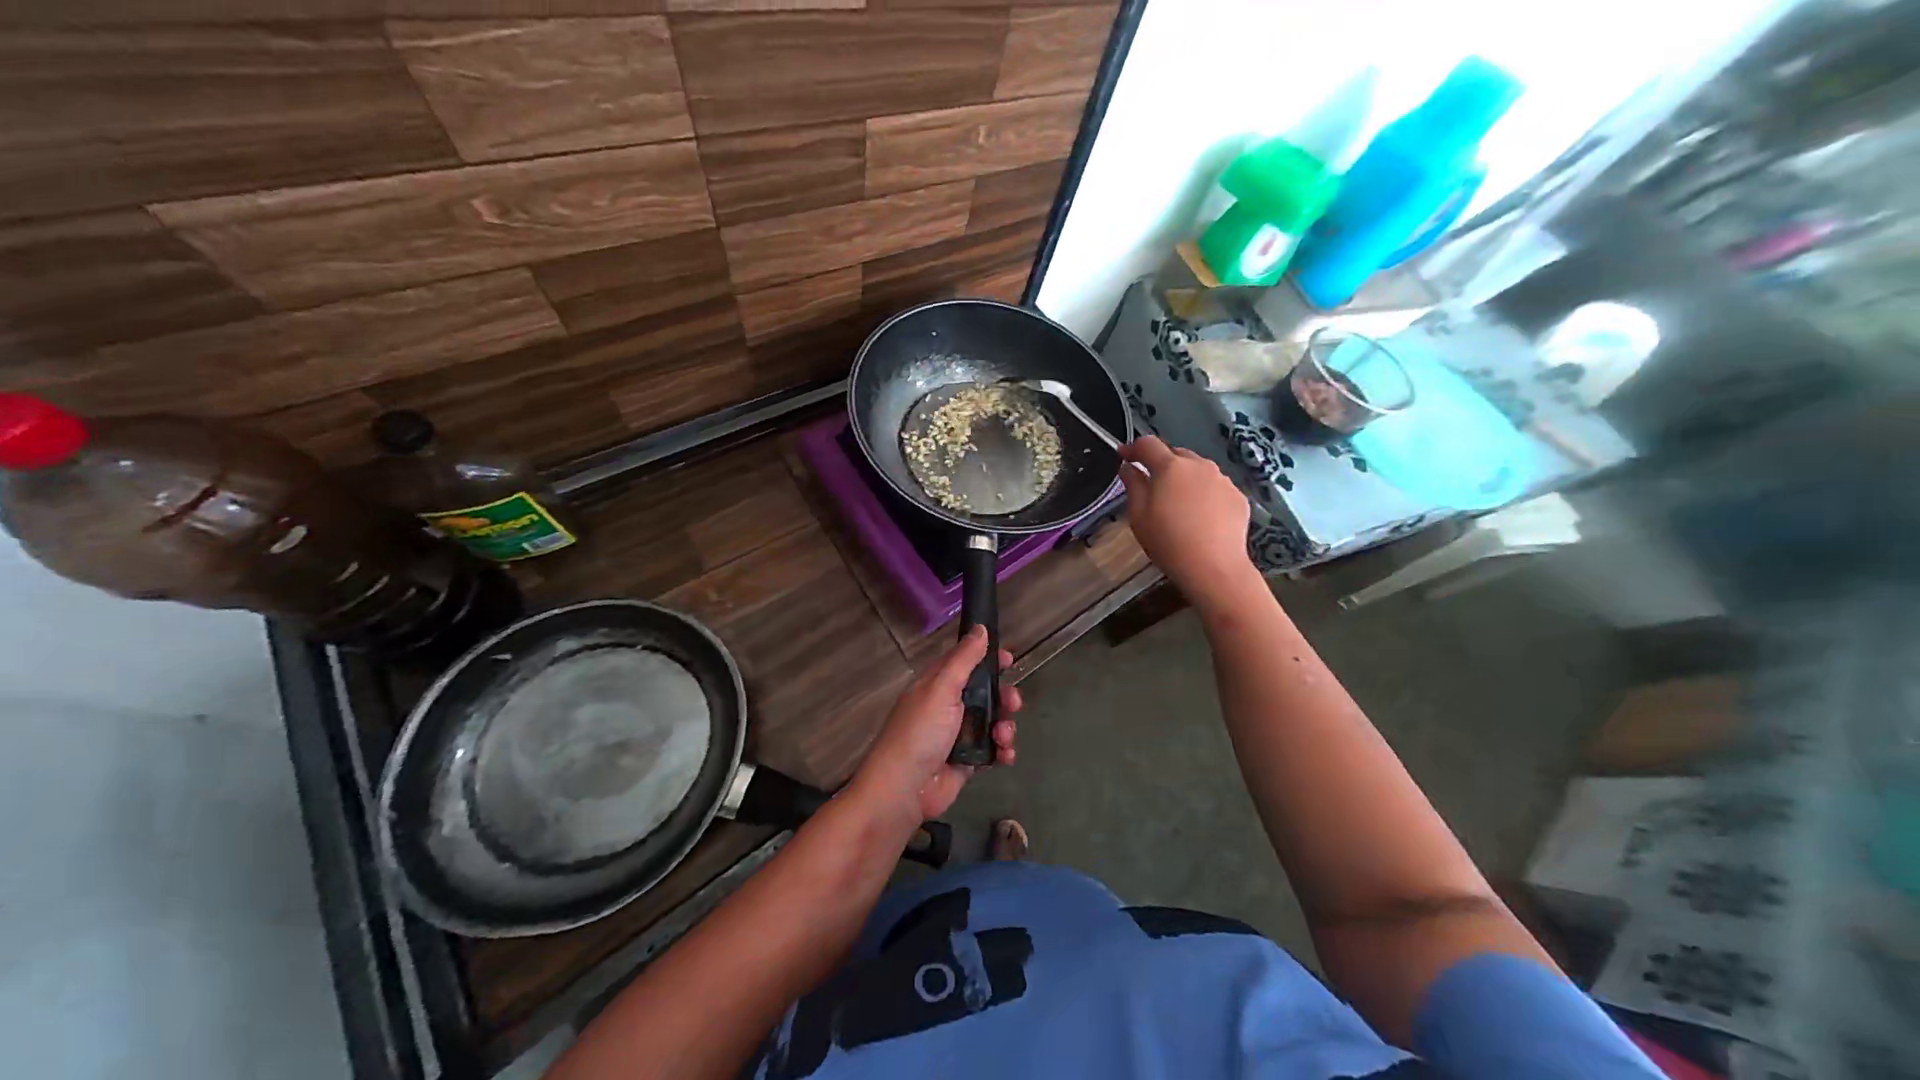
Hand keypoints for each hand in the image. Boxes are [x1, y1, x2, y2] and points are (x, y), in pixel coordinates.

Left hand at [848, 626, 1020, 823]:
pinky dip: (1003, 750)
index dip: (988, 658)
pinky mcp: (967, 760)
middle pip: (985, 693)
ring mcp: (958, 735)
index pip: (965, 662)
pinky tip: (1005, 755)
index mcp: (936, 684)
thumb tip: (980, 628)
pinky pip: (993, 749)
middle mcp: (948, 706)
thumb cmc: (920, 732)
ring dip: (1006, 726)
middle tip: (1012, 703)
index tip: (1009, 659)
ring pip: (993, 721)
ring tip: (1003, 737)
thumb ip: (963, 659)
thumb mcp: (941, 689)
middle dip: (1004, 696)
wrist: (904, 789)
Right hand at [1119, 436, 1259, 610]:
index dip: (1133, 448)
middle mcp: (1199, 465)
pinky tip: (1201, 517)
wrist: (1214, 567)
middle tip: (1152, 486)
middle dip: (1161, 464)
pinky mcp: (1238, 497)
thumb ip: (1133, 486)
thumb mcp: (1139, 516)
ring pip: (1198, 470)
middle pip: (1175, 455)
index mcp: (1170, 467)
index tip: (1123, 455)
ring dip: (1185, 479)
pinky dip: (1205, 495)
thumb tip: (1128, 467)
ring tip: (1178, 504)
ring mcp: (1223, 480)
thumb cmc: (1168, 542)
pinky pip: (1216, 488)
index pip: (1148, 444)